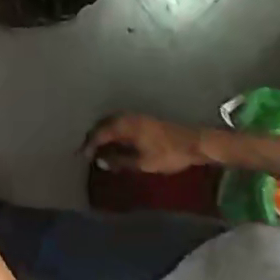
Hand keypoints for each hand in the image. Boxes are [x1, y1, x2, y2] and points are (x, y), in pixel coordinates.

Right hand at [83, 114, 213, 173]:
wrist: (196, 143)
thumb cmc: (168, 153)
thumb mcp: (143, 163)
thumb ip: (120, 161)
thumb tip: (99, 162)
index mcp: (123, 126)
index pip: (99, 134)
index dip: (90, 145)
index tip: (83, 156)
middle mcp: (126, 117)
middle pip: (103, 125)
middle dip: (94, 137)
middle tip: (88, 151)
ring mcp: (135, 117)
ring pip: (111, 123)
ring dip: (104, 133)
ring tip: (99, 147)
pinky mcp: (143, 120)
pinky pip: (120, 123)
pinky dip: (113, 131)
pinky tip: (116, 141)